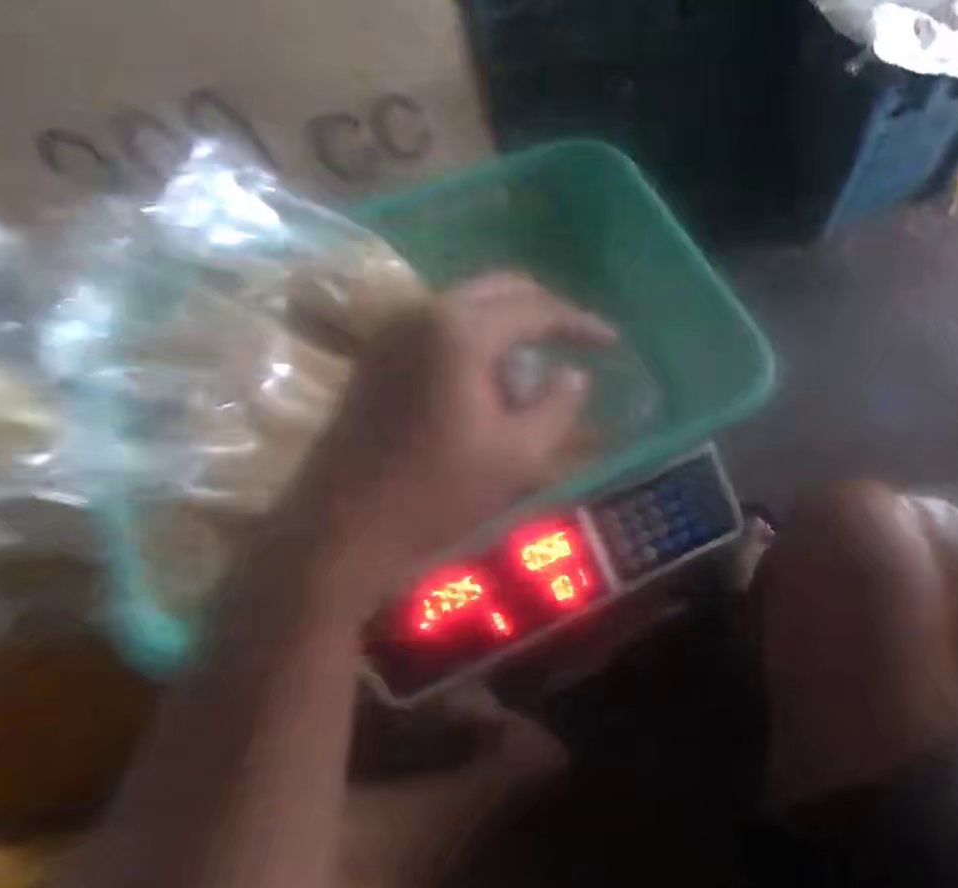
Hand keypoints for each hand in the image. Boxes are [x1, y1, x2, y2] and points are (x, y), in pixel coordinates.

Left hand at [286, 271, 615, 598]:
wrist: (345, 527)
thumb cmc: (439, 492)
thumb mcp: (519, 455)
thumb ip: (556, 407)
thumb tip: (575, 377)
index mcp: (461, 332)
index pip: (535, 308)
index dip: (579, 323)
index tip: (613, 341)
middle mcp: (423, 314)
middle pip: (499, 290)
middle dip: (545, 311)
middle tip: (580, 339)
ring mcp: (393, 333)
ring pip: (468, 306)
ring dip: (511, 325)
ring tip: (543, 362)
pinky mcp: (378, 358)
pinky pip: (442, 328)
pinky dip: (479, 340)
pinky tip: (495, 377)